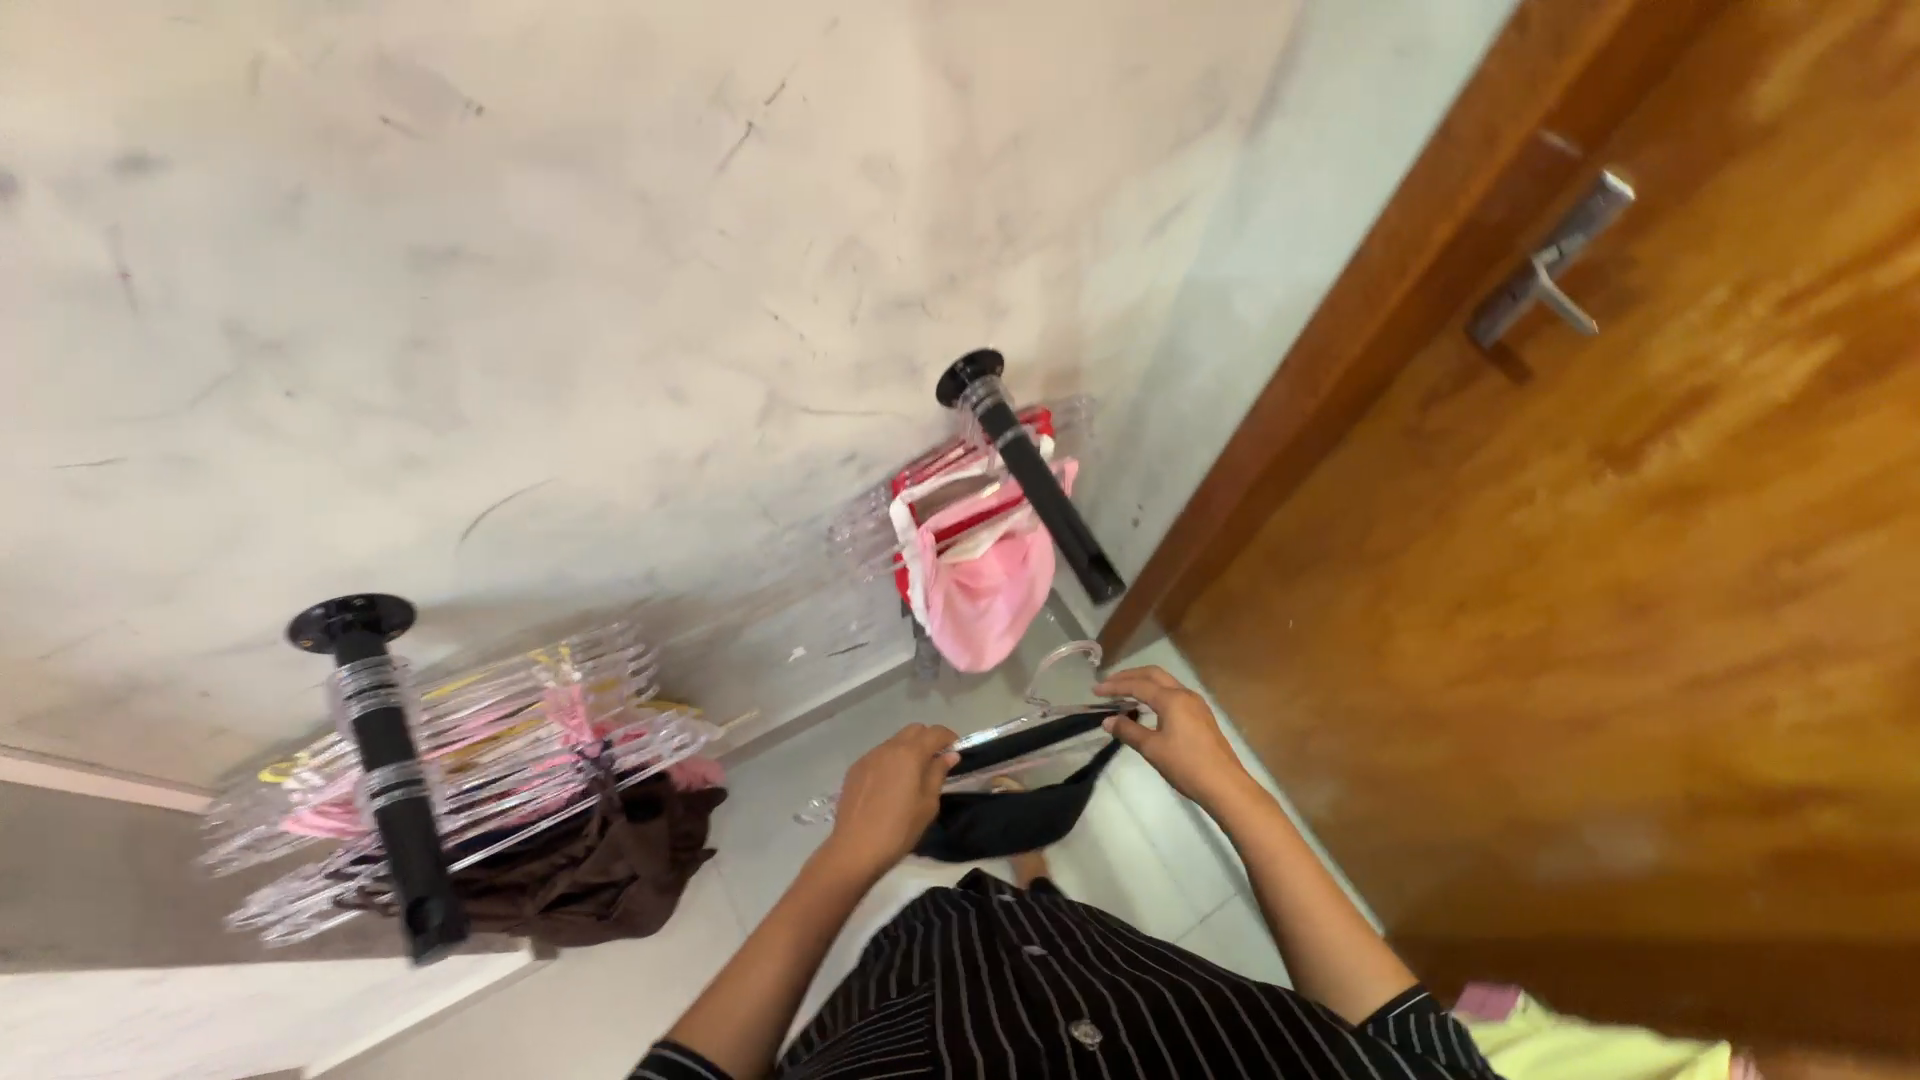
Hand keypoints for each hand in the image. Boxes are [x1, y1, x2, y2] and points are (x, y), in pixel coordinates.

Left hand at [822, 723, 958, 878]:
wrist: (854, 849)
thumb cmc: (899, 829)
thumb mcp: (927, 804)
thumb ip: (938, 773)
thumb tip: (949, 755)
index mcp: (909, 754)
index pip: (935, 732)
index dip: (949, 738)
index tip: (955, 751)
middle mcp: (888, 748)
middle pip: (913, 730)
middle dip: (928, 740)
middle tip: (935, 762)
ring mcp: (868, 757)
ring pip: (894, 742)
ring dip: (908, 750)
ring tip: (911, 776)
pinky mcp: (855, 769)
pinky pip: (878, 756)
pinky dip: (890, 761)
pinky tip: (890, 786)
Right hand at [1095, 666, 1255, 809]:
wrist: (1225, 785)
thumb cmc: (1186, 765)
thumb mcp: (1152, 749)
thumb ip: (1128, 731)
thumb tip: (1108, 720)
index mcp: (1172, 699)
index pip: (1138, 685)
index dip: (1115, 686)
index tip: (1095, 690)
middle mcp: (1185, 694)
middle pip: (1153, 675)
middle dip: (1129, 676)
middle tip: (1108, 684)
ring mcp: (1196, 705)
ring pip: (1166, 683)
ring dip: (1144, 684)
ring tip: (1124, 694)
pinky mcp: (1202, 716)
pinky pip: (1174, 695)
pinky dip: (1156, 694)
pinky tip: (1148, 708)